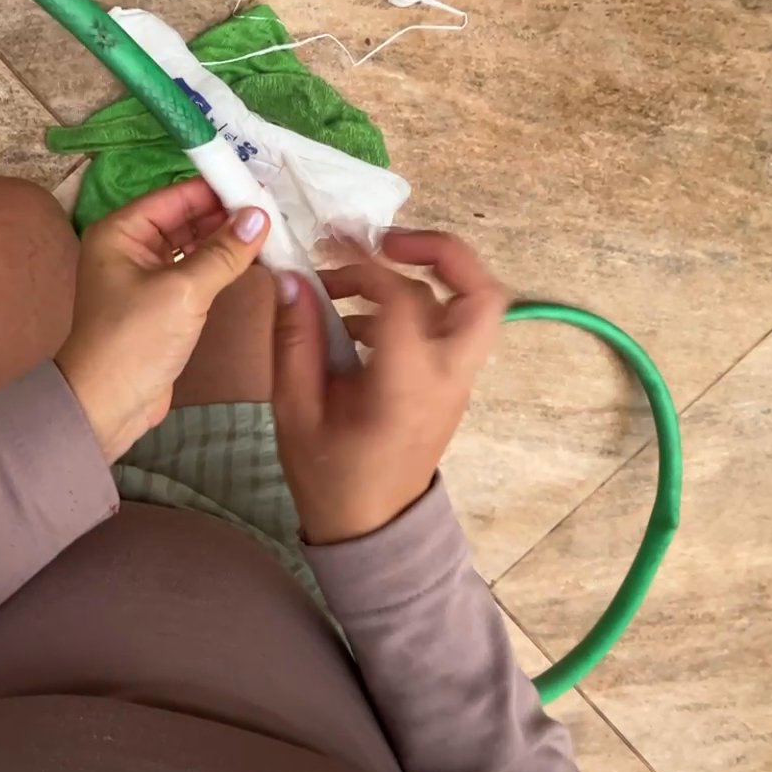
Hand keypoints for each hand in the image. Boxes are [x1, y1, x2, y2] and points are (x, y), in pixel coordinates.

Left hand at [57, 179, 270, 461]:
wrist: (109, 402)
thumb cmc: (136, 339)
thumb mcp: (183, 291)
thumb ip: (223, 252)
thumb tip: (259, 215)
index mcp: (120, 232)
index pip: (173, 197)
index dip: (215, 190)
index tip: (259, 186)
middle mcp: (128, 246)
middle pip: (182, 218)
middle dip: (224, 215)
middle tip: (273, 210)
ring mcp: (142, 275)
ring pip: (189, 245)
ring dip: (224, 240)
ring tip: (269, 232)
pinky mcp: (158, 301)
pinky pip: (191, 271)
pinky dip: (217, 265)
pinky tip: (250, 260)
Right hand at [271, 230, 509, 543]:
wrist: (372, 530)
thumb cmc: (329, 475)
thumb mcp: (296, 408)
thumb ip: (294, 339)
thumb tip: (290, 279)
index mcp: (408, 386)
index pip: (403, 298)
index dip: (364, 261)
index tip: (325, 243)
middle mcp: (448, 377)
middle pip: (481, 292)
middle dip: (438, 250)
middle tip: (381, 241)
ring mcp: (457, 381)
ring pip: (470, 306)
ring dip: (416, 278)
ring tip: (346, 283)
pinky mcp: (448, 384)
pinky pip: (444, 327)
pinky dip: (407, 306)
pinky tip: (352, 321)